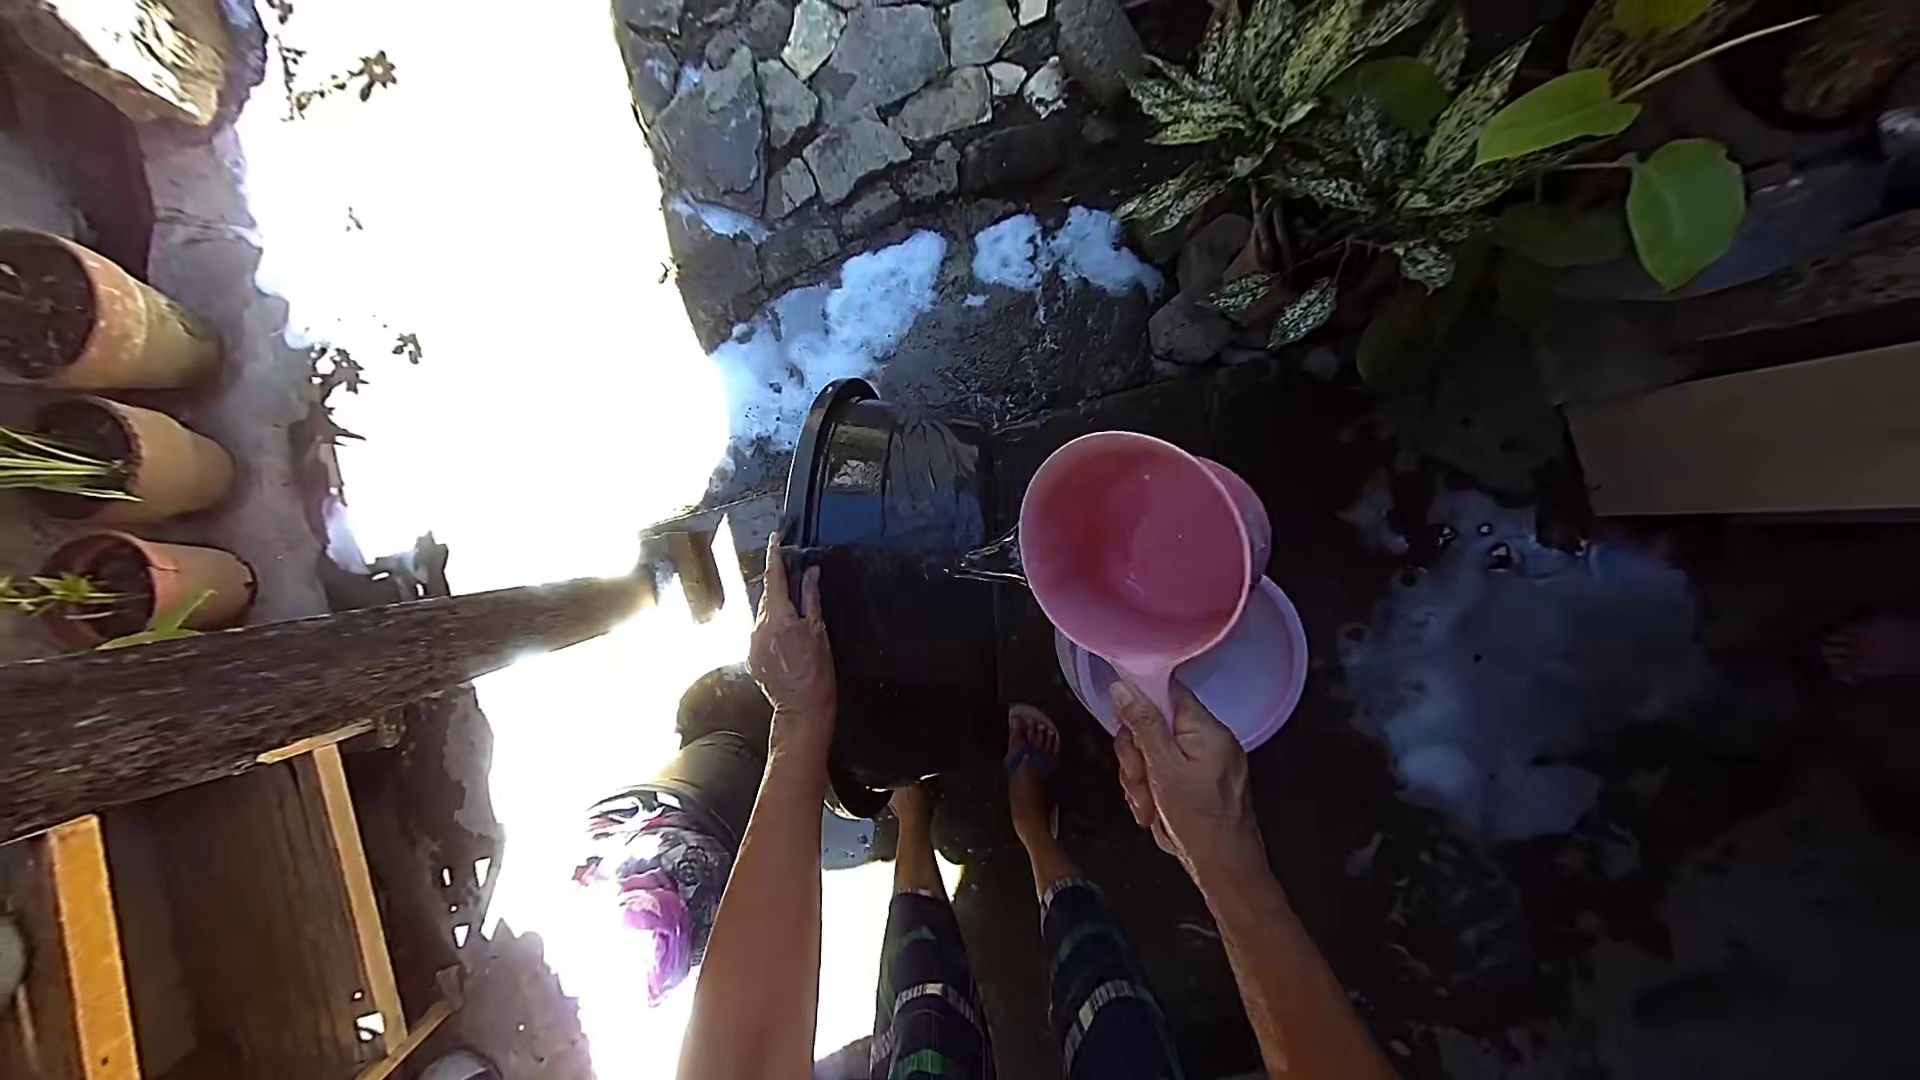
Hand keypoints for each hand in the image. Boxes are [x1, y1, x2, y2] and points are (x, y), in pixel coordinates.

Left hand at [748, 533, 834, 756]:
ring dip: (777, 610)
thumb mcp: (819, 631)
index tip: (775, 540)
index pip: (774, 578)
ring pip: (763, 614)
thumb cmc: (816, 671)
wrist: (801, 707)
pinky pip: (760, 632)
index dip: (774, 556)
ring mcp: (751, 643)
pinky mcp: (750, 655)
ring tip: (795, 620)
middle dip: (780, 587)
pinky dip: (772, 628)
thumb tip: (811, 573)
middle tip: (796, 581)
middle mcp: (758, 628)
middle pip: (768, 596)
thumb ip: (812, 598)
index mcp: (778, 618)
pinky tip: (787, 641)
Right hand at [1110, 681, 1265, 888]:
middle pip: (1151, 723)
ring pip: (1149, 750)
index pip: (1167, 690)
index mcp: (1206, 729)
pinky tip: (1152, 810)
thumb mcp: (1164, 769)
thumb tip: (1122, 687)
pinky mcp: (1191, 781)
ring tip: (1147, 803)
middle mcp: (1205, 740)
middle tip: (1138, 777)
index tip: (1124, 724)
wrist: (1225, 872)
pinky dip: (1149, 789)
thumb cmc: (1201, 821)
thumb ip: (1143, 724)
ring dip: (1138, 777)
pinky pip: (1158, 771)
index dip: (1139, 701)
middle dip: (1136, 753)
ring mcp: (1199, 762)